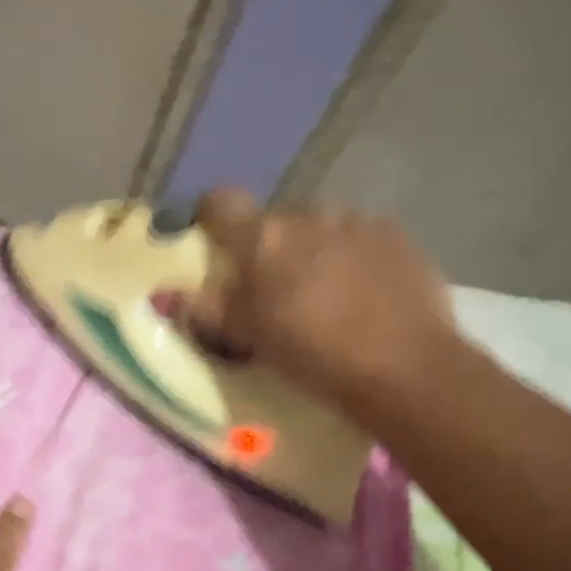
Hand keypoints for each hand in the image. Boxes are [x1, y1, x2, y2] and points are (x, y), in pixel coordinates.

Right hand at [179, 188, 458, 414]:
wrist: (404, 367)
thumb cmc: (311, 352)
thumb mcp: (246, 337)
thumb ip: (206, 310)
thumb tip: (166, 295)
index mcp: (263, 236)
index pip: (219, 203)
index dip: (208, 219)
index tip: (210, 246)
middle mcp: (308, 214)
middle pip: (273, 222)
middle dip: (269, 250)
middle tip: (272, 294)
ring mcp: (358, 221)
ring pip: (319, 231)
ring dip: (313, 254)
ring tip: (323, 298)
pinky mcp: (398, 236)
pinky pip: (360, 240)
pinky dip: (353, 261)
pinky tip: (362, 298)